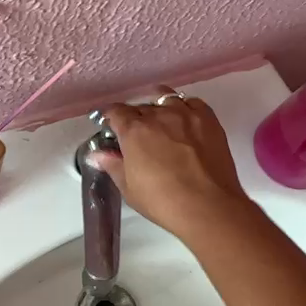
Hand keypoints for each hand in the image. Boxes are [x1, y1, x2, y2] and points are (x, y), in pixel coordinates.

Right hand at [92, 88, 258, 242]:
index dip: (111, 118)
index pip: (115, 112)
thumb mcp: (129, 188)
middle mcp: (157, 115)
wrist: (208, 206)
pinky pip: (192, 103)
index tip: (111, 127)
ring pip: (165, 99)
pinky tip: (184, 121)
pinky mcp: (208, 119)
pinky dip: (184, 108)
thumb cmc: (162, 201)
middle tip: (138, 137)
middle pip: (140, 107)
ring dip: (158, 109)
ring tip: (161, 123)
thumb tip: (97, 155)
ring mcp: (185, 114)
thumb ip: (112, 165)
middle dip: (135, 118)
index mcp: (134, 130)